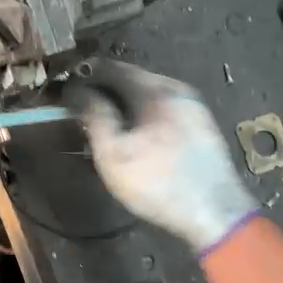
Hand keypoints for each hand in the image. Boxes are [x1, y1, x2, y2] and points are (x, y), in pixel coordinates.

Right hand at [63, 60, 257, 254]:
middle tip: (81, 111)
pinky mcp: (201, 125)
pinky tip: (135, 137)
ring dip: (123, 104)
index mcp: (155, 89)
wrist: (217, 215)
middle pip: (130, 79)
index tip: (65, 90)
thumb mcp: (114, 153)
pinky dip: (143, 115)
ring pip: (147, 95)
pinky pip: (163, 109)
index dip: (83, 75)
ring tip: (104, 126)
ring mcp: (193, 106)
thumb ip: (94, 115)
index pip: (110, 67)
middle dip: (103, 91)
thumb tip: (78, 90)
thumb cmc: (158, 183)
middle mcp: (176, 89)